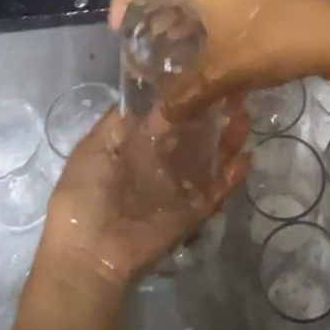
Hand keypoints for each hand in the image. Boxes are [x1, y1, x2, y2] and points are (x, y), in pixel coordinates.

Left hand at [37, 103, 251, 286]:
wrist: (87, 254)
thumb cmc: (83, 195)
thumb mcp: (92, 147)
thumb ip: (119, 120)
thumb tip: (147, 93)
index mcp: (134, 147)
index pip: (166, 117)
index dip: (185, 97)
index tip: (204, 75)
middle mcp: (158, 164)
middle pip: (192, 135)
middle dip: (213, 114)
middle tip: (234, 93)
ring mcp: (176, 189)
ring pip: (208, 159)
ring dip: (227, 140)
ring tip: (244, 118)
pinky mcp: (189, 214)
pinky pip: (214, 193)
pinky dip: (231, 178)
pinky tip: (246, 157)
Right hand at [109, 0, 329, 114]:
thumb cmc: (272, 42)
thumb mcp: (224, 73)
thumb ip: (186, 95)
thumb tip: (157, 121)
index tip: (118, 30)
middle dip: (155, 15)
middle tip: (146, 49)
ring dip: (184, 20)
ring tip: (175, 56)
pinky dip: (208, 18)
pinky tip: (211, 51)